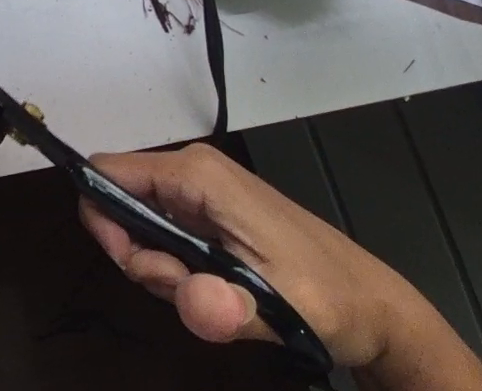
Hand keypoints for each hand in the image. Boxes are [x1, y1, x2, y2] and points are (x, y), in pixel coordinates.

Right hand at [78, 144, 442, 369]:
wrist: (379, 308)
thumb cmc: (332, 301)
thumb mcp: (280, 312)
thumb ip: (226, 308)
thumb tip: (190, 300)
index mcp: (196, 175)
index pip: (103, 173)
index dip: (103, 220)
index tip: (138, 268)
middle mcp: (189, 168)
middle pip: (116, 198)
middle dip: (136, 250)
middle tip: (184, 288)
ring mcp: (196, 185)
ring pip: (134, 214)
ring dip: (155, 260)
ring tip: (207, 290)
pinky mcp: (203, 203)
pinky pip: (156, 222)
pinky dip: (169, 258)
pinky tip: (208, 280)